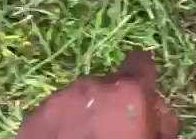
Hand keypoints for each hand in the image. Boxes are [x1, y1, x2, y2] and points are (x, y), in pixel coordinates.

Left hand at [18, 51, 179, 138]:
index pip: (141, 63)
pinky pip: (52, 115)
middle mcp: (94, 84)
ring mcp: (61, 99)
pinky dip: (59, 127)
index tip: (141, 90)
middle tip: (109, 132)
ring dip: (83, 114)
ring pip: (78, 98)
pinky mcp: (34, 118)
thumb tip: (159, 111)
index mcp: (128, 91)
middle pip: (108, 85)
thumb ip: (161, 122)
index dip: (142, 76)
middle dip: (109, 105)